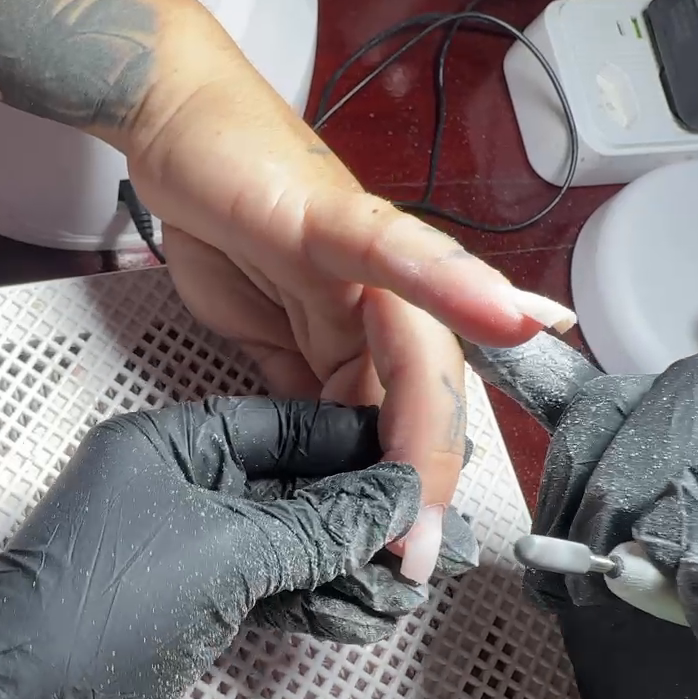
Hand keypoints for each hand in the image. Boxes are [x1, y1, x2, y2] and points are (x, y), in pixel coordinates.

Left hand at [0, 399, 439, 698]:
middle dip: (355, 515)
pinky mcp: (184, 603)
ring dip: (340, 567)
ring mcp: (177, 549)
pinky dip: (308, 601)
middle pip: (284, 486)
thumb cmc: (104, 611)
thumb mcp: (222, 553)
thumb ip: (315, 525)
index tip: (422, 458)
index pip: (278, 425)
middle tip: (432, 534)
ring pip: (279, 544)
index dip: (351, 442)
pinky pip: (262, 588)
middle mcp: (169, 486)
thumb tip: (396, 498)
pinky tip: (358, 616)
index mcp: (163, 445)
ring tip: (407, 590)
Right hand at [110, 53, 574, 580]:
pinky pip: (396, 253)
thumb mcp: (255, 338)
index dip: (394, 492)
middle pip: (418, 402)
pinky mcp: (333, 219)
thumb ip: (297, 385)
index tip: (385, 558)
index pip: (388, 424)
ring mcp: (362, 264)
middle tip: (406, 558)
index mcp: (354, 339)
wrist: (184, 140)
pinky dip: (452, 283)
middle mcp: (376, 306)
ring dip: (429, 430)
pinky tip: (514, 318)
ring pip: (420, 350)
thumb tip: (320, 445)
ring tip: (425, 506)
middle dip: (415, 486)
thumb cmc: (223, 229)